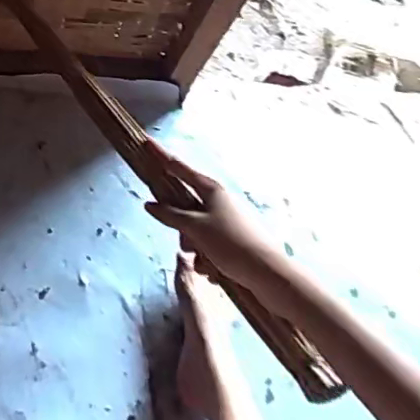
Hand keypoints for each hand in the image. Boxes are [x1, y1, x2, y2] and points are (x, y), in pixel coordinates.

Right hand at [142, 141, 288, 293]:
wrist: (272, 277)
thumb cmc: (230, 244)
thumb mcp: (194, 228)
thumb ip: (169, 214)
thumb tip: (150, 204)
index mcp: (210, 189)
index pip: (178, 167)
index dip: (161, 155)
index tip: (146, 142)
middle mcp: (219, 200)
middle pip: (185, 203)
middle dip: (180, 226)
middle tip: (183, 243)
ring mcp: (229, 219)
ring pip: (196, 226)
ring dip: (194, 245)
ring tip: (202, 263)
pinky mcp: (235, 239)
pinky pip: (210, 242)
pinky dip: (207, 256)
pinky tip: (213, 271)